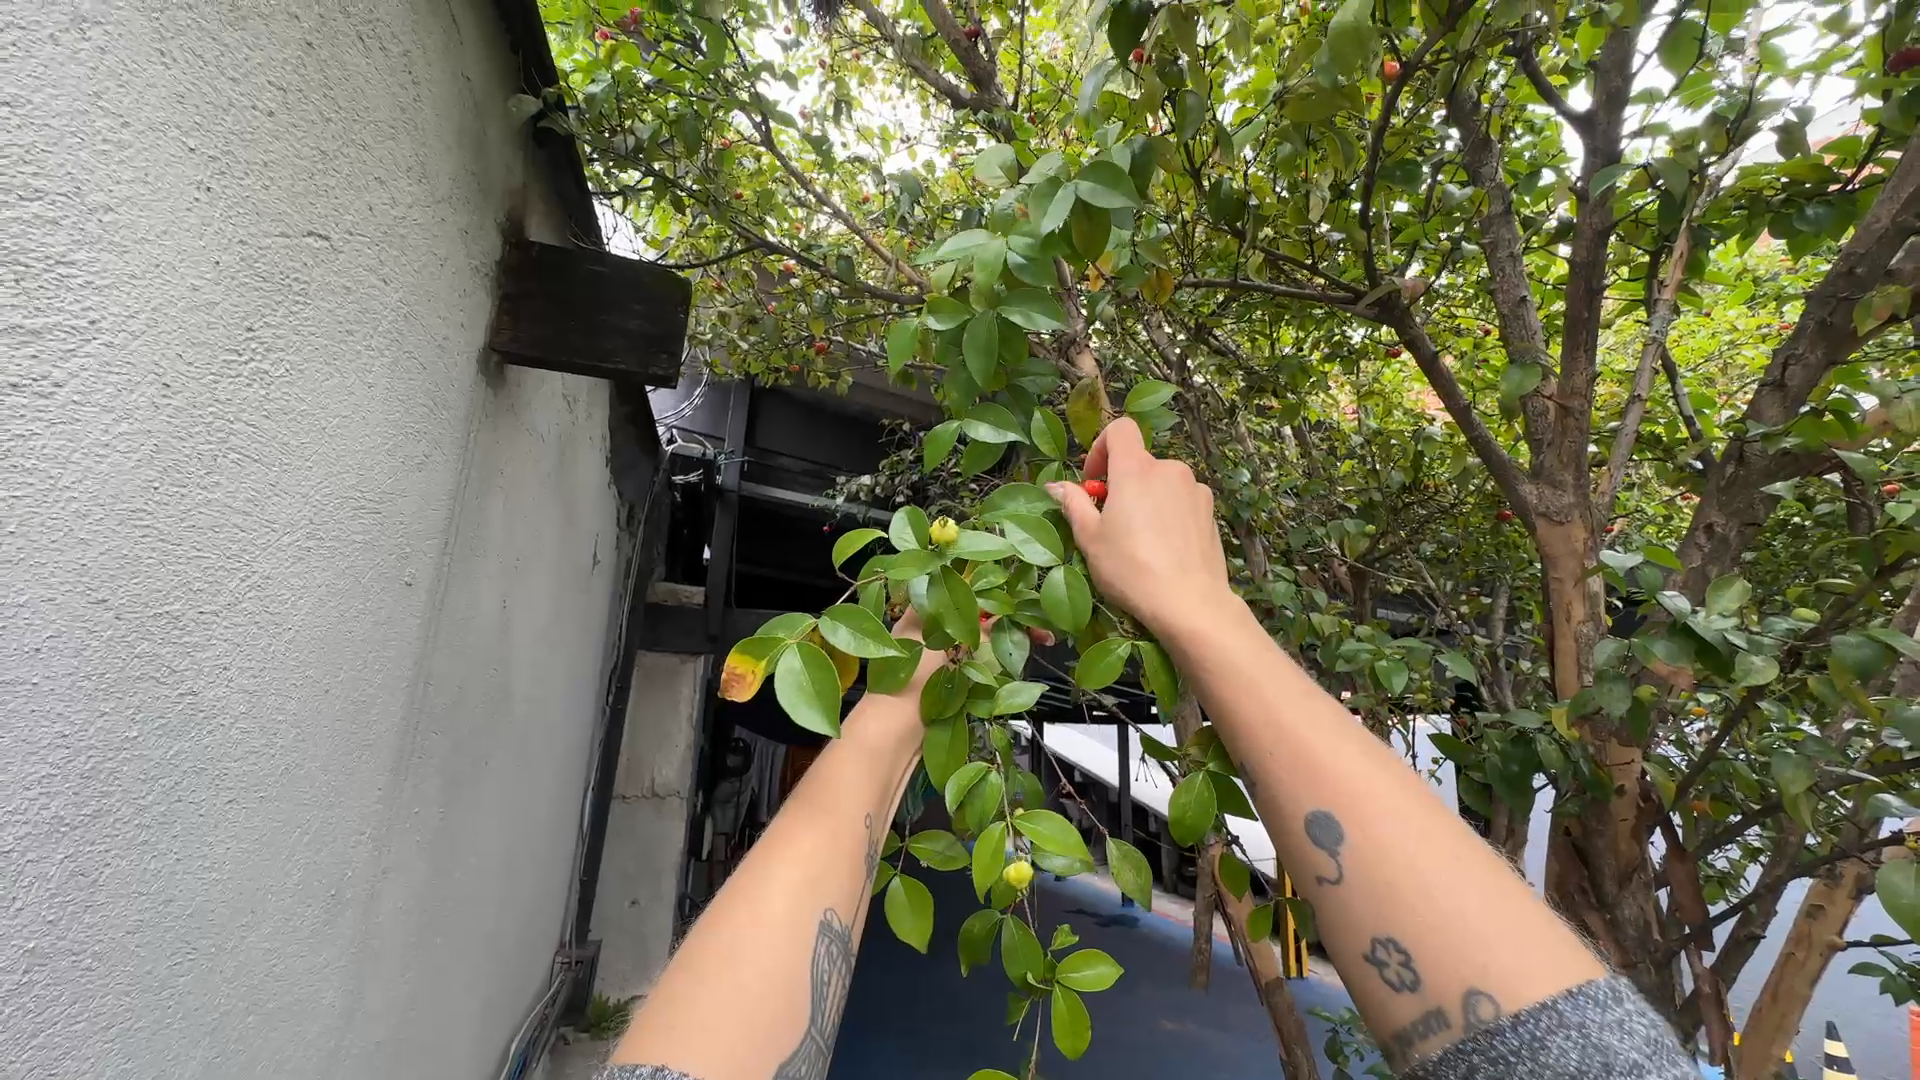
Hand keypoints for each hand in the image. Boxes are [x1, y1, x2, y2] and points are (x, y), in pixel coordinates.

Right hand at [1046, 417, 1235, 641]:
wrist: (1189, 603)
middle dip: (1121, 484)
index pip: (1120, 430)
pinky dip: (1168, 513)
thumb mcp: (1090, 538)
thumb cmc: (1130, 568)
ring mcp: (1194, 490)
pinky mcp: (1210, 511)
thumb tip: (1056, 486)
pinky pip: (1181, 501)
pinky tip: (1163, 547)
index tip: (1093, 481)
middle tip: (1110, 521)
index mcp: (1135, 470)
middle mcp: (1169, 470)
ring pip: (1161, 483)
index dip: (1101, 447)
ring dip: (1146, 499)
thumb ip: (1073, 504)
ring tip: (1139, 539)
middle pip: (1139, 462)